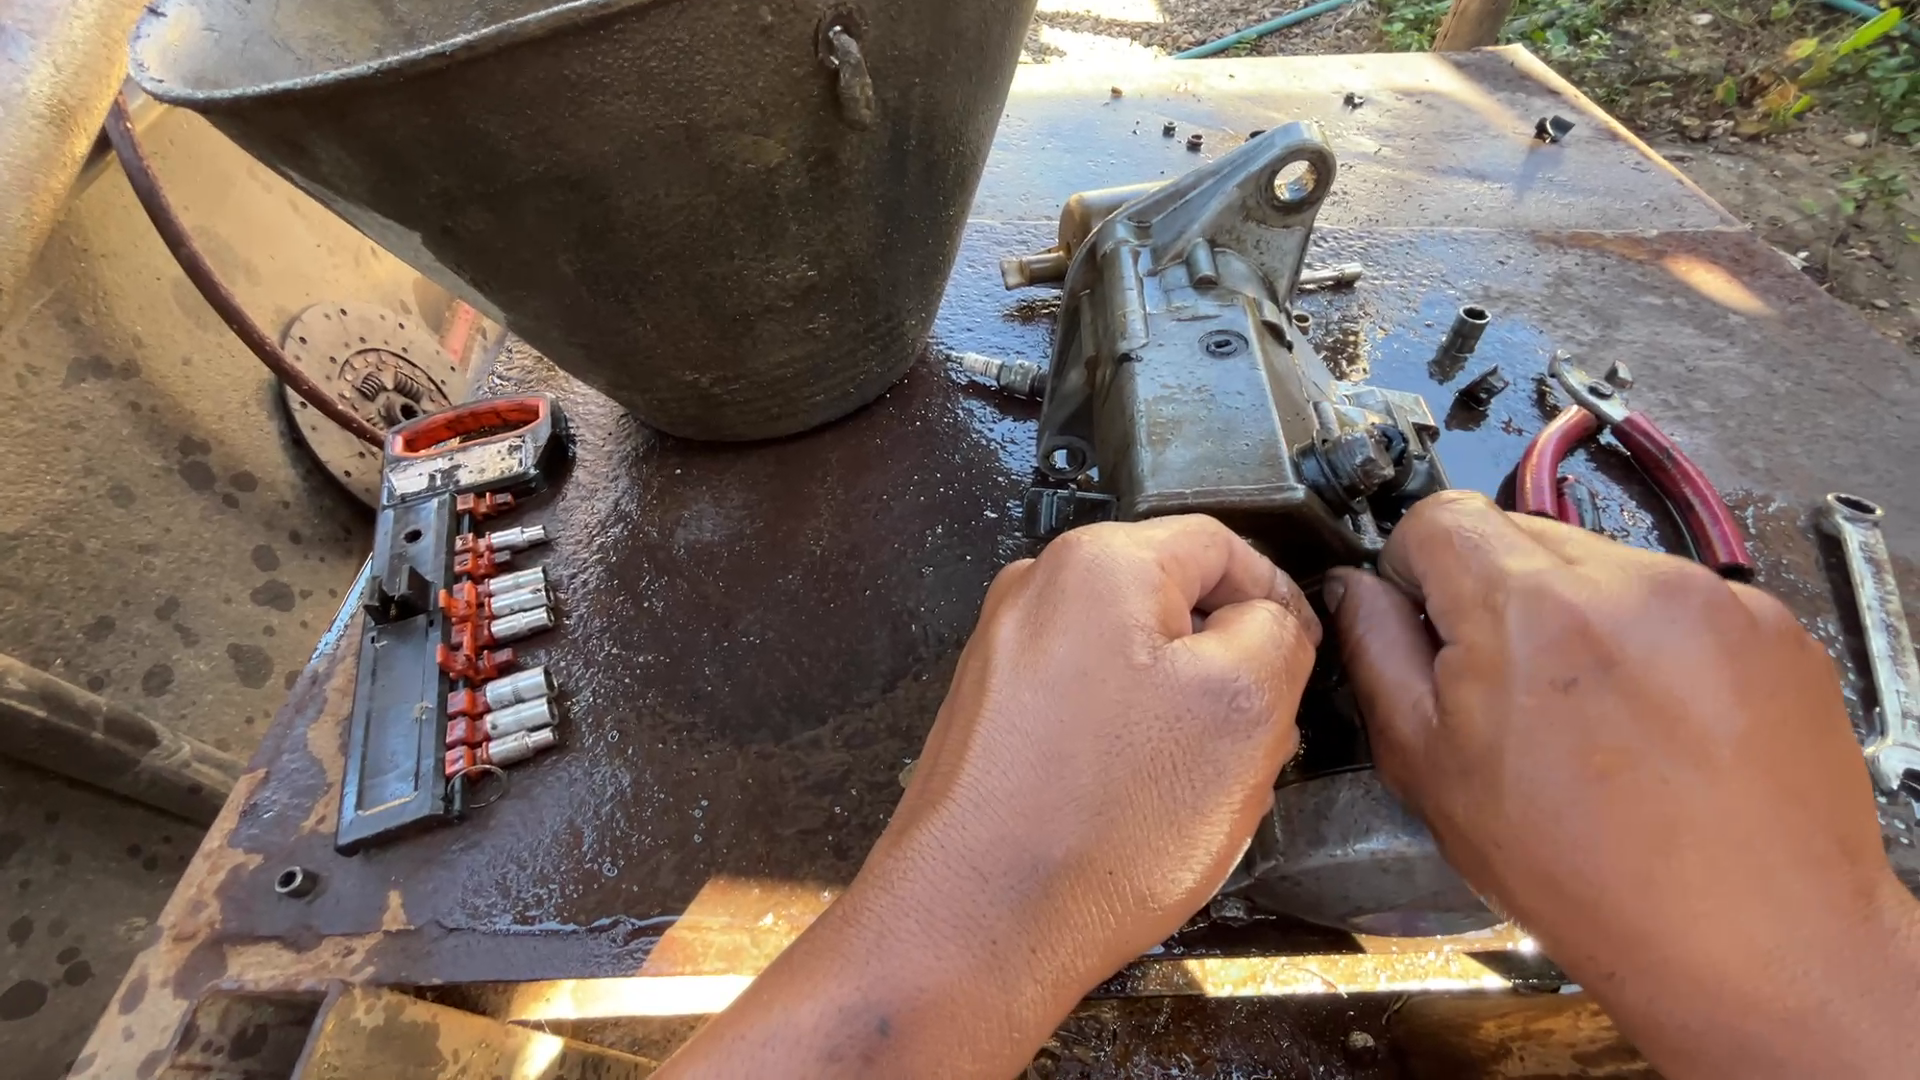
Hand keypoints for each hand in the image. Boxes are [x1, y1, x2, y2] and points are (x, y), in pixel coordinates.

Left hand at [658, 516, 1319, 1078]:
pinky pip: (1085, 691)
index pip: (1218, 546)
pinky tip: (1134, 791)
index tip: (1299, 655)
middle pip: (1168, 600)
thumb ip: (1275, 632)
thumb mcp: (1241, 707)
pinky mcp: (994, 699)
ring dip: (1176, 701)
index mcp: (1097, 561)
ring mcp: (1007, 644)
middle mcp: (1038, 586)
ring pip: (1129, 652)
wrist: (974, 914)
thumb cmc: (1106, 816)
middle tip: (1253, 733)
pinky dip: (1124, 726)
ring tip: (1190, 778)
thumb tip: (1265, 616)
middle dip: (1222, 659)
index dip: (1274, 596)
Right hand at [1328, 490, 1919, 1078]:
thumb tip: (1355, 585)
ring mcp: (1711, 597)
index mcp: (1525, 608)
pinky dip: (1628, 630)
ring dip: (1557, 606)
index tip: (1425, 618)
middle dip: (1483, 587)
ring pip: (1584, 558)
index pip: (1437, 514)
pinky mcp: (1769, 625)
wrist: (1751, 943)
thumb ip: (1372, 646)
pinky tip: (1638, 708)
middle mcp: (1624, 580)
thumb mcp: (1420, 755)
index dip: (1412, 562)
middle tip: (1493, 673)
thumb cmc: (1564, 860)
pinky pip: (1660, 593)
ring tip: (1571, 700)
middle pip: (1511, 530)